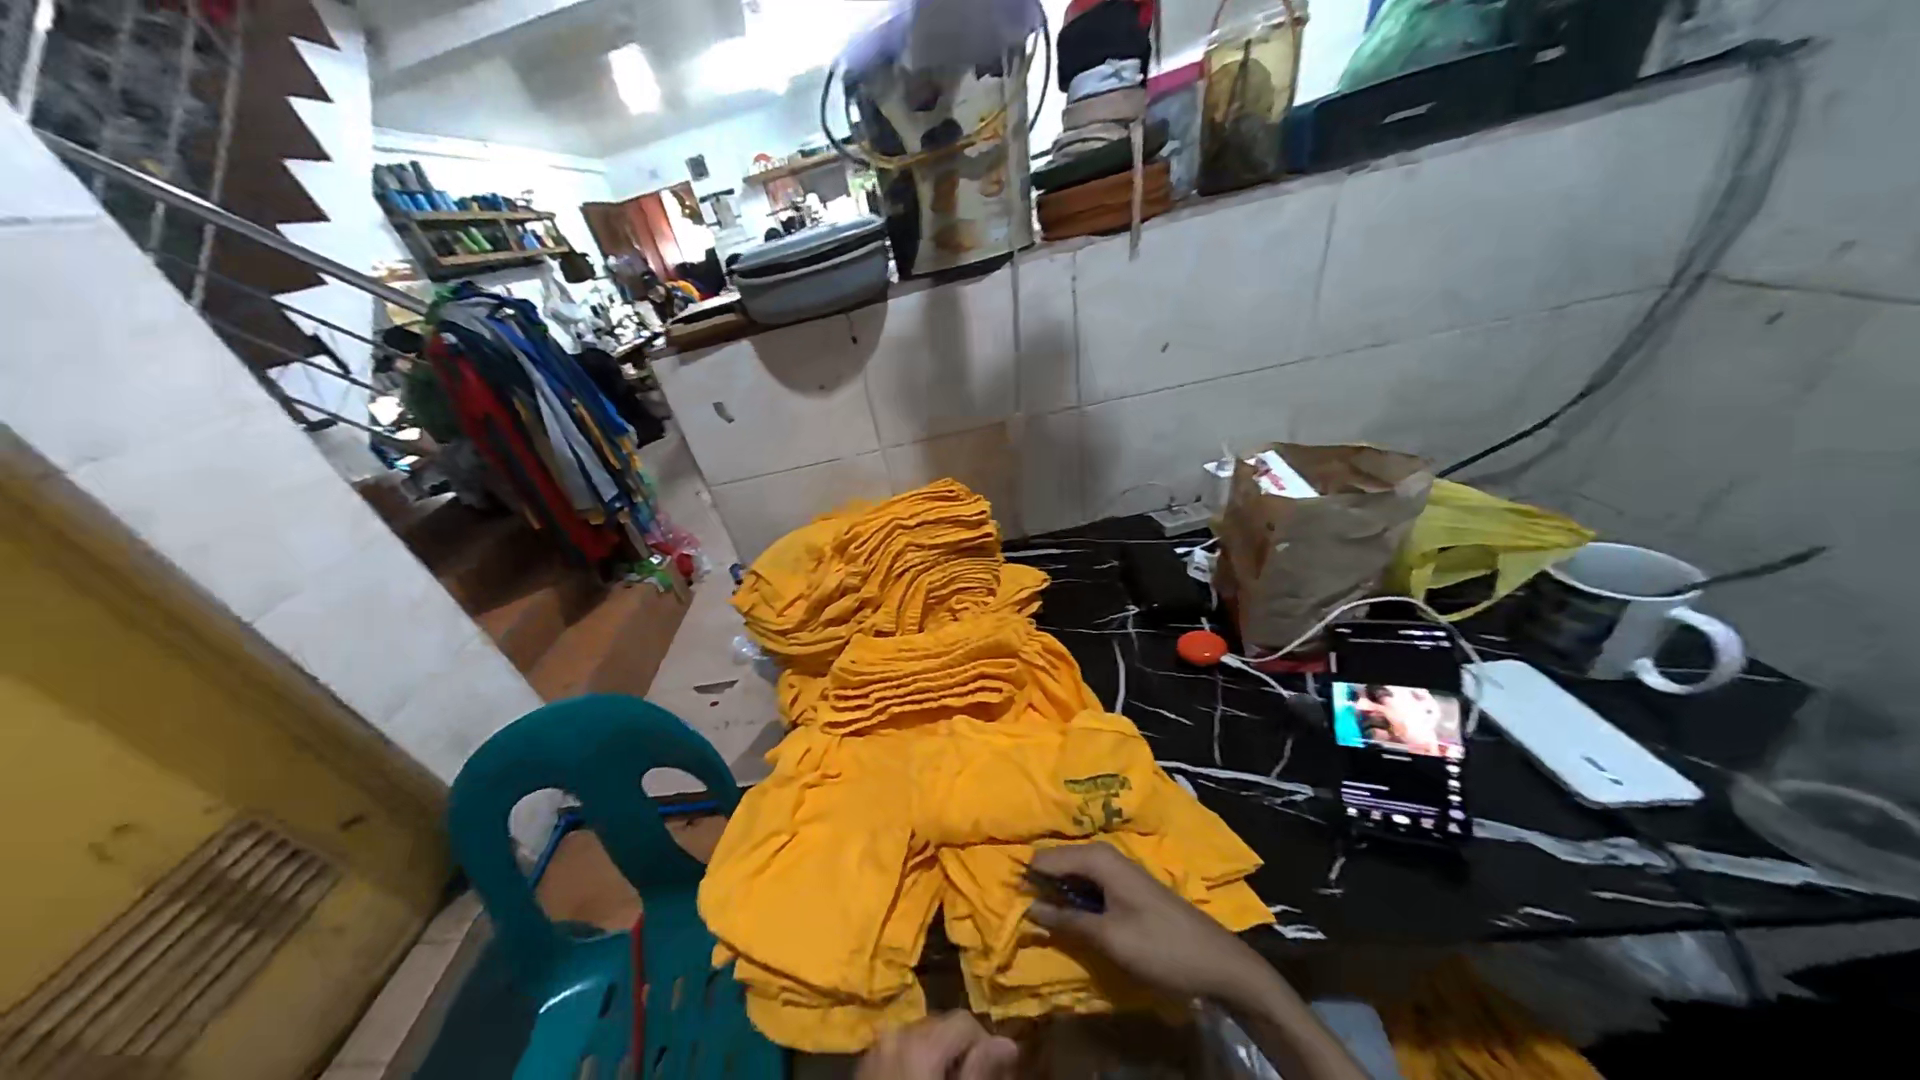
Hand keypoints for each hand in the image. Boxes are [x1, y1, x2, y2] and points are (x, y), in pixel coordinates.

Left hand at [855, 1011, 1018, 1079]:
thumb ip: (981, 1074)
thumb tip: (1008, 1045)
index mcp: (920, 1043)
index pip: (965, 1023)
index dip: (987, 1047)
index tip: (998, 1077)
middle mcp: (895, 1035)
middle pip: (941, 1027)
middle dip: (963, 1052)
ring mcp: (875, 1051)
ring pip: (921, 1038)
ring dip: (941, 1058)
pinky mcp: (864, 1069)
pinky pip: (899, 1052)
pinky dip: (917, 1065)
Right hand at [1024, 842, 1282, 1006]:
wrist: (1218, 962)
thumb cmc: (1161, 947)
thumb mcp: (1109, 938)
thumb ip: (1067, 921)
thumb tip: (1029, 908)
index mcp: (1098, 858)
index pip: (1046, 858)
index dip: (1025, 876)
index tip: (1003, 896)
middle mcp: (1105, 855)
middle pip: (1058, 862)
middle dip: (1038, 882)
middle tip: (1016, 908)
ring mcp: (1117, 871)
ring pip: (1072, 874)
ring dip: (1055, 892)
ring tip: (1035, 915)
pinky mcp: (1125, 889)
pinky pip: (1087, 885)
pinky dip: (1073, 898)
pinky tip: (1067, 918)